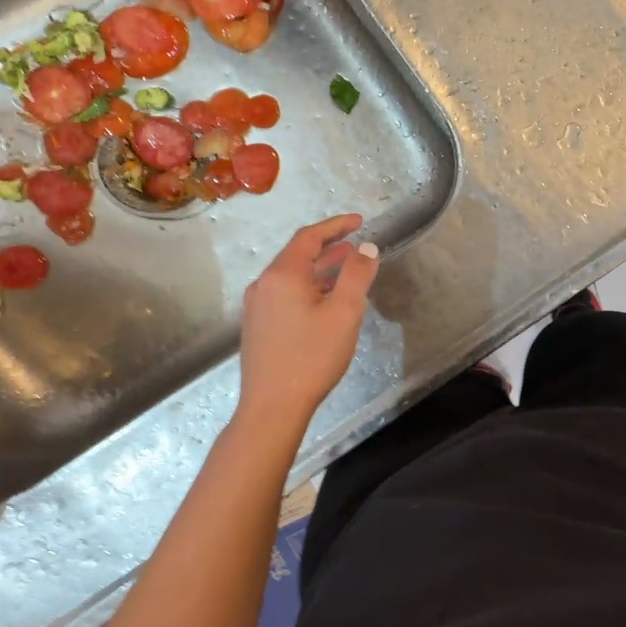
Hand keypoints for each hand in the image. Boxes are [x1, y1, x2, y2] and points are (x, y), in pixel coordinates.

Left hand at [237, 214, 380, 426]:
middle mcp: (264, 284)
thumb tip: (367, 248)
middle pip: (297, 254)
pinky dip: (310, 285)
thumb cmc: (312, 355)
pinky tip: (326, 299)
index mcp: (283, 275)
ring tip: (347, 267)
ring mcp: (258, 306)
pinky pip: (287, 292)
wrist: (273, 404)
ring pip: (292, 275)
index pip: (308, 237)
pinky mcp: (259, 325)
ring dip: (320, 267)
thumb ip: (356, 275)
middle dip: (329, 246)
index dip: (335, 226)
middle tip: (357, 242)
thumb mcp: (344, 312)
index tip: (360, 222)